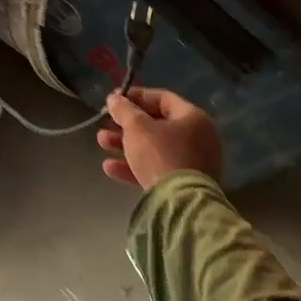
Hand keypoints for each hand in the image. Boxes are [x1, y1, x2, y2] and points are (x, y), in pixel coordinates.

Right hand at [96, 87, 222, 188]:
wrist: (182, 205)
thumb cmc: (160, 154)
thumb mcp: (136, 126)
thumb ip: (123, 109)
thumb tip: (115, 99)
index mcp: (192, 118)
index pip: (161, 98)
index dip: (134, 96)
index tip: (112, 101)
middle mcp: (198, 138)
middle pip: (155, 124)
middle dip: (125, 124)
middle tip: (105, 123)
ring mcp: (193, 164)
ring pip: (153, 147)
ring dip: (125, 143)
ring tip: (102, 142)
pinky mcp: (185, 185)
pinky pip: (157, 168)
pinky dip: (134, 165)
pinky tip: (110, 168)